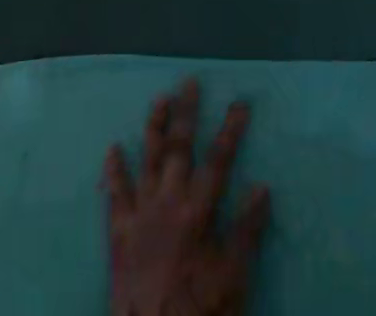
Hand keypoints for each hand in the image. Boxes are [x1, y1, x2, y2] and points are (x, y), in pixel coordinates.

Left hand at [103, 80, 271, 315]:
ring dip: (153, 128)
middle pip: (179, 148)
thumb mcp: (234, 276)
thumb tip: (262, 187)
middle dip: (186, 113)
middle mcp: (167, 203)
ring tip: (159, 100)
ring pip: (147, 161)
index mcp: (197, 211)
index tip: (240, 103)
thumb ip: (247, 230)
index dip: (231, 129)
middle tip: (189, 82)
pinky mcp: (119, 234)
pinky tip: (113, 149)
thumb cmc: (200, 309)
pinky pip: (115, 195)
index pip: (219, 159)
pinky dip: (114, 171)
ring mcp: (140, 216)